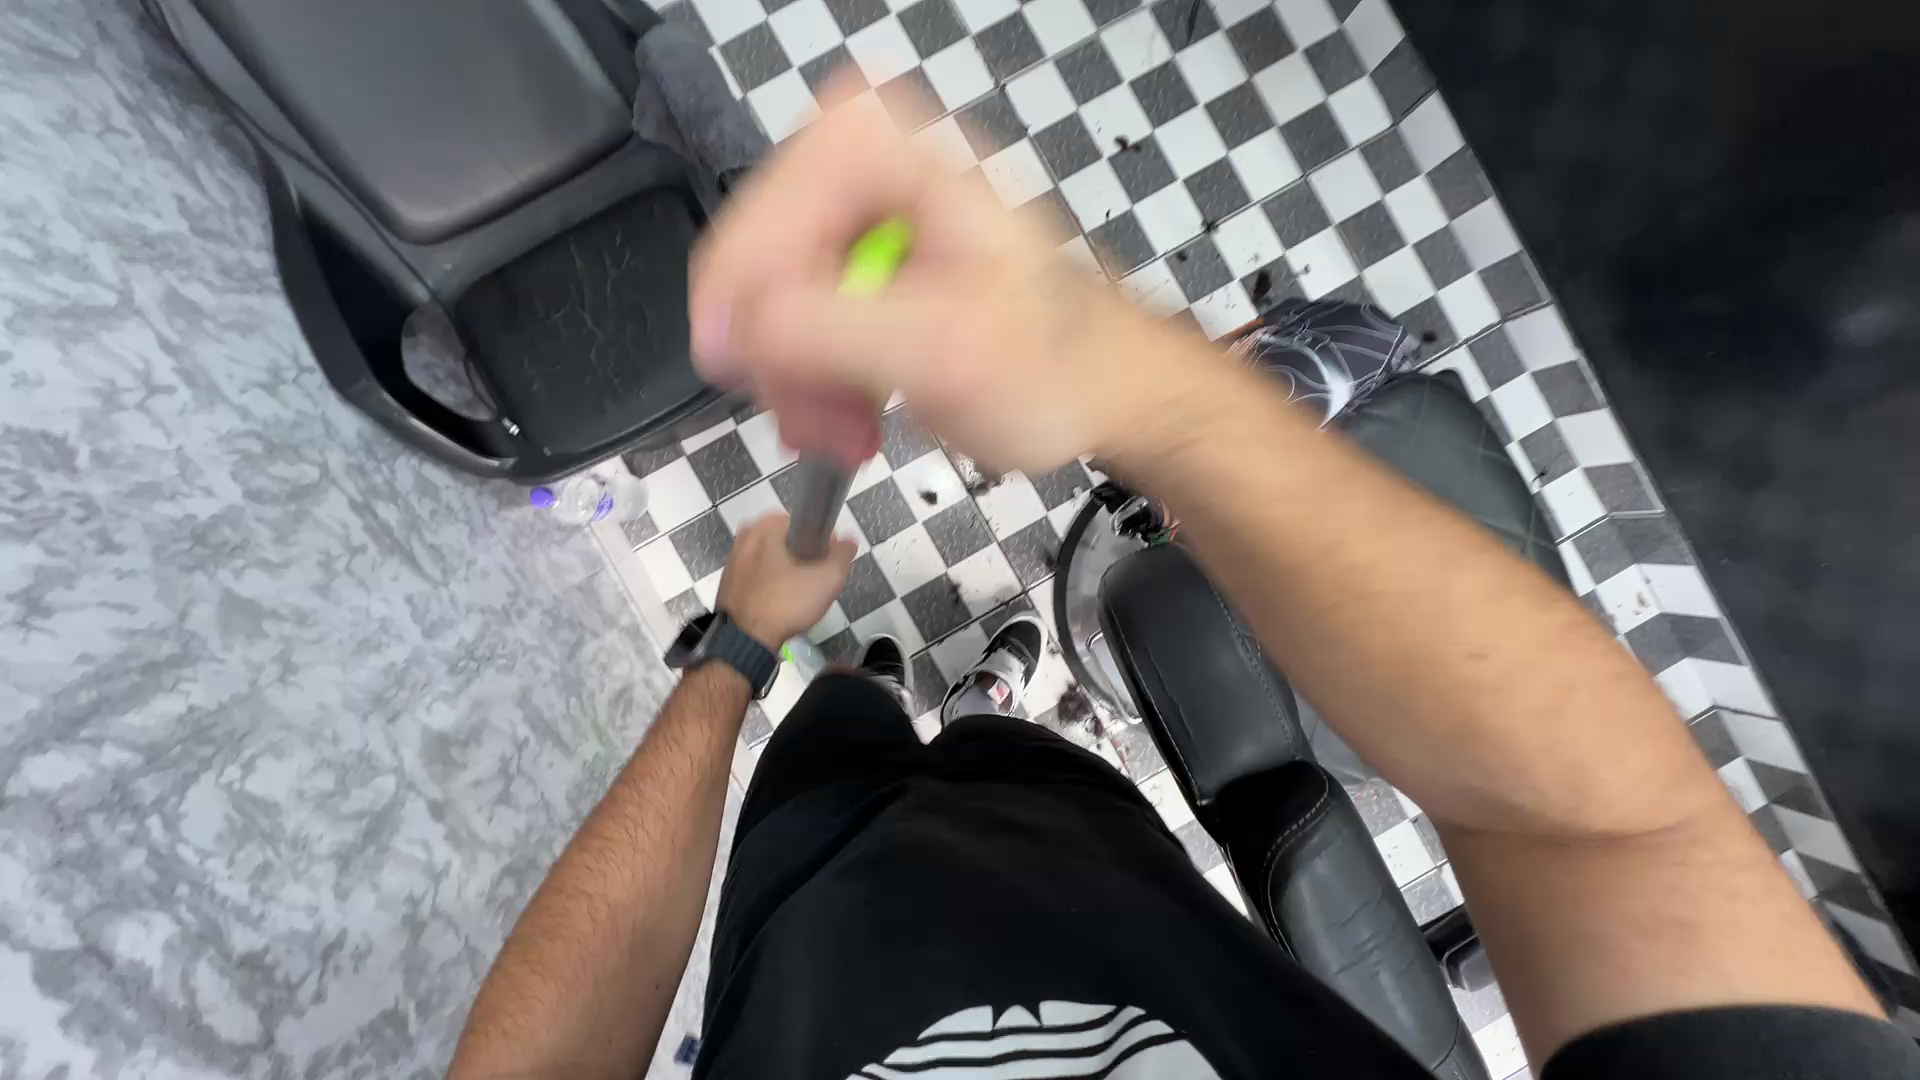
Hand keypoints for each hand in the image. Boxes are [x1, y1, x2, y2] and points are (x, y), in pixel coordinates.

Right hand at [690, 79, 1201, 473]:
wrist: (1102, 388)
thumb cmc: (1055, 366)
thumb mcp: (936, 349)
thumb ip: (823, 328)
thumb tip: (730, 328)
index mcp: (885, 149)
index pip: (758, 220)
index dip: (739, 309)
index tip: (744, 379)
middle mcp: (871, 165)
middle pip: (764, 265)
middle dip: (782, 359)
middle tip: (817, 424)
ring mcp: (872, 218)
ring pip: (780, 303)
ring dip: (803, 380)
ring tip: (848, 432)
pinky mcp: (876, 267)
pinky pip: (811, 322)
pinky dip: (823, 378)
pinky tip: (856, 413)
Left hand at [715, 514, 856, 646]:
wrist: (745, 641)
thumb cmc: (786, 604)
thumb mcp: (828, 579)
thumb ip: (843, 554)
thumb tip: (848, 541)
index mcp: (766, 526)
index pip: (804, 523)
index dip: (822, 542)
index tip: (828, 563)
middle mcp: (745, 536)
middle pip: (788, 541)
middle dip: (804, 557)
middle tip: (815, 582)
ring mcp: (733, 559)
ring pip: (773, 559)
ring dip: (787, 572)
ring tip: (799, 596)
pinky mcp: (728, 581)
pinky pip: (759, 576)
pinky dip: (771, 585)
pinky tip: (780, 603)